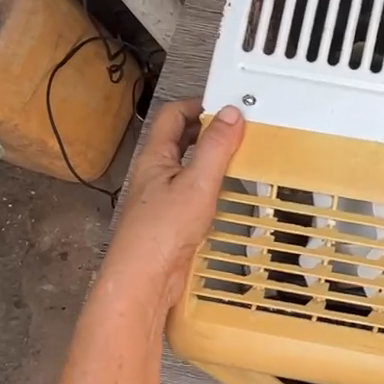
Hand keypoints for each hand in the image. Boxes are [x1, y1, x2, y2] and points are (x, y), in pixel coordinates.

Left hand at [98, 98, 244, 316]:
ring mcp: (162, 197)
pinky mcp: (171, 220)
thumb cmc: (162, 230)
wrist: (145, 277)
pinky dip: (210, 185)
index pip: (173, 115)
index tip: (226, 106)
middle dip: (207, 130)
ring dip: (210, 159)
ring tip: (237, 158)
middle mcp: (156, 173)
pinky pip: (192, 192)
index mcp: (155, 156)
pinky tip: (226, 195)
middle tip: (236, 131)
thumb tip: (231, 113)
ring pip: (186, 166)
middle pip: (180, 139)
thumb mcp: (197, 183)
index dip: (198, 105)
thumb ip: (216, 148)